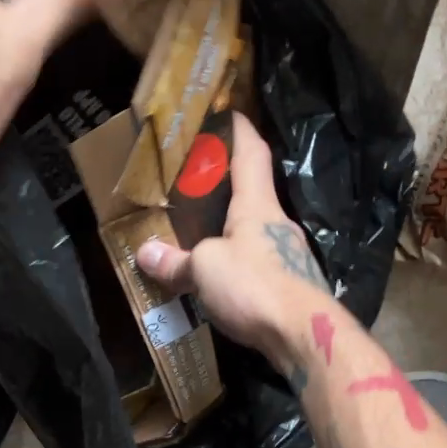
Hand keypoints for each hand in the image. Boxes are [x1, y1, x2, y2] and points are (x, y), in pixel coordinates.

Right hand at [136, 113, 333, 363]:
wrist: (301, 334)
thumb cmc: (254, 286)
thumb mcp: (203, 269)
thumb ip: (174, 262)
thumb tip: (145, 252)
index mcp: (257, 206)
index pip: (251, 154)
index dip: (239, 131)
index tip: (227, 113)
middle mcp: (276, 224)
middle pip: (251, 194)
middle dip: (225, 186)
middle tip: (193, 185)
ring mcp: (286, 256)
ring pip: (252, 232)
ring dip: (228, 230)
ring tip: (197, 235)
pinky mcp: (287, 286)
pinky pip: (255, 265)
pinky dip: (235, 264)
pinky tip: (216, 278)